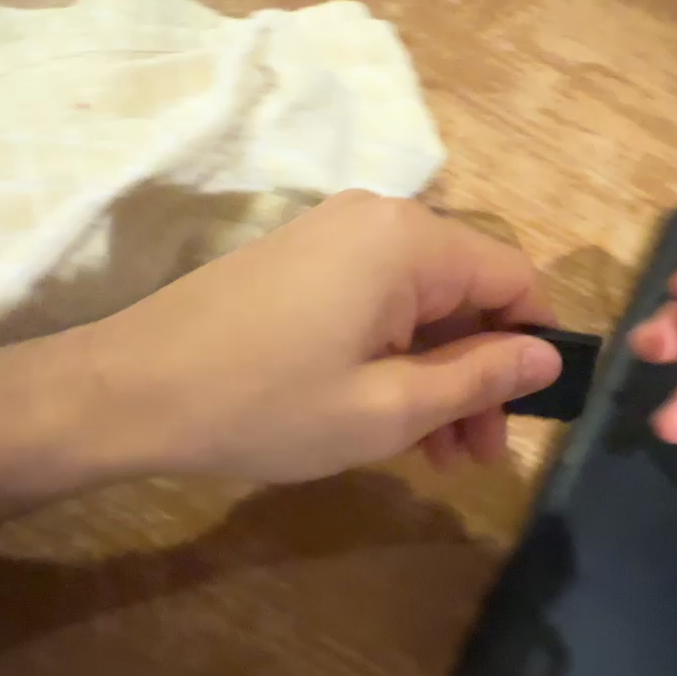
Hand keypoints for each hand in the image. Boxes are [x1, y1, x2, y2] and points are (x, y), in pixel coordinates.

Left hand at [67, 191, 562, 482]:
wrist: (128, 393)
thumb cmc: (268, 405)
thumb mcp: (390, 407)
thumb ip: (479, 376)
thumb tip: (548, 358)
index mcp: (410, 240)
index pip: (512, 277)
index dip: (534, 343)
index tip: (531, 411)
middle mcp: (379, 220)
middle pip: (465, 294)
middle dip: (480, 374)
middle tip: (477, 455)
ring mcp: (335, 237)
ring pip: (421, 305)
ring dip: (438, 375)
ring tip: (437, 455)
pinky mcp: (303, 261)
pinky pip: (377, 303)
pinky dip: (395, 357)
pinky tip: (389, 418)